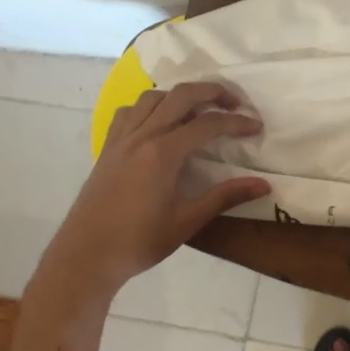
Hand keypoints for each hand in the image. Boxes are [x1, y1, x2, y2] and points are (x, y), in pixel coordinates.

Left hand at [31, 82, 270, 309]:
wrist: (85, 258)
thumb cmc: (139, 242)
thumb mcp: (187, 221)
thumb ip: (225, 197)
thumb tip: (264, 185)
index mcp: (164, 153)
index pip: (208, 123)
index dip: (236, 122)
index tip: (256, 127)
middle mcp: (142, 136)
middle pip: (182, 95)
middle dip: (213, 91)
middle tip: (235, 103)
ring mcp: (121, 139)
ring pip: (153, 97)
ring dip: (180, 95)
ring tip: (199, 109)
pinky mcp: (107, 148)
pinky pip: (129, 112)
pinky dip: (149, 107)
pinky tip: (158, 122)